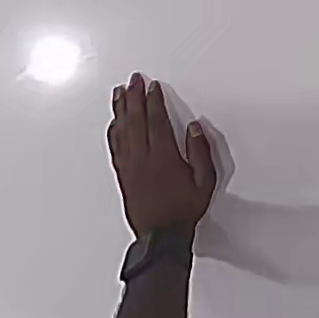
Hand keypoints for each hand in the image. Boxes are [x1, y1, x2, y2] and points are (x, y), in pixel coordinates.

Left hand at [108, 73, 216, 236]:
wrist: (161, 238)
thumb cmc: (183, 210)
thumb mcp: (205, 181)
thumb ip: (200, 151)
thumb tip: (195, 128)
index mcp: (163, 155)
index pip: (156, 119)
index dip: (154, 100)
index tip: (153, 85)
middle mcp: (143, 157)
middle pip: (136, 119)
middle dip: (134, 96)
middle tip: (134, 79)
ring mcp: (130, 166)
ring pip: (122, 130)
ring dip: (121, 108)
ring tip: (119, 92)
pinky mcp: (123, 175)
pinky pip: (115, 147)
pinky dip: (114, 131)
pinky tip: (114, 122)